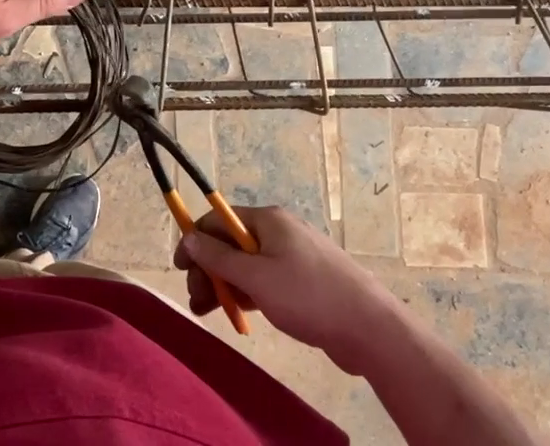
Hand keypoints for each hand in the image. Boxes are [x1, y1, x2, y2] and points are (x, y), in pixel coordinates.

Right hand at [174, 205, 386, 358]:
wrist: (370, 329)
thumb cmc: (309, 296)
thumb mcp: (257, 278)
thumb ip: (219, 257)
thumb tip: (189, 237)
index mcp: (268, 220)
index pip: (218, 219)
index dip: (195, 240)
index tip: (180, 268)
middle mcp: (278, 231)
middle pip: (230, 243)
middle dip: (208, 268)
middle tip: (196, 300)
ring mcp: (292, 257)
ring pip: (246, 265)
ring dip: (223, 284)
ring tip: (207, 311)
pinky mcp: (302, 282)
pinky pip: (263, 280)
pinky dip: (245, 293)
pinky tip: (235, 313)